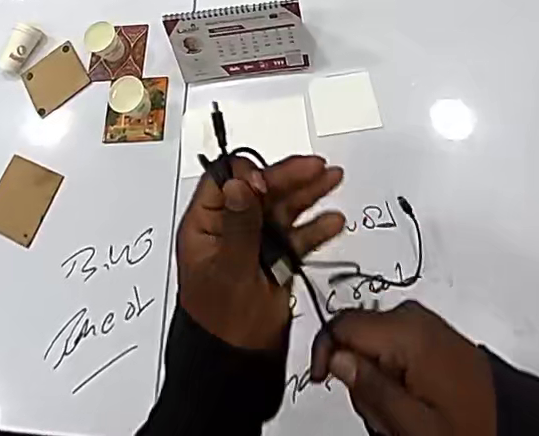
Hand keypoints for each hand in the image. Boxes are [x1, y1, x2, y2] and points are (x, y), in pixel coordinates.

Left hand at [176, 154, 344, 351]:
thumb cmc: (219, 325)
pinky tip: (331, 220)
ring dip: (308, 193)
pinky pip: (296, 236)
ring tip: (331, 178)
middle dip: (289, 176)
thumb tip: (240, 184)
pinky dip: (315, 227)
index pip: (227, 181)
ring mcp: (255, 244)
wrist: (236, 372)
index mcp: (207, 224)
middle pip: (261, 190)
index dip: (250, 175)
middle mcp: (231, 228)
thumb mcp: (229, 270)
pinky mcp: (275, 261)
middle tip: (315, 167)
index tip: (269, 180)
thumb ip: (239, 226)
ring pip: (282, 208)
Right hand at [310, 301, 496, 435]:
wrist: (516, 427)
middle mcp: (412, 315)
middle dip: (360, 376)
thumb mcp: (415, 425)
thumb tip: (335, 356)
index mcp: (407, 329)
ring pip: (371, 341)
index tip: (321, 378)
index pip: (343, 324)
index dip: (325, 351)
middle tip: (384, 416)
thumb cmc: (473, 428)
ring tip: (404, 415)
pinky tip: (410, 401)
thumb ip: (370, 387)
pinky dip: (391, 373)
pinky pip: (390, 344)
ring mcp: (421, 321)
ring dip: (376, 380)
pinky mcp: (428, 331)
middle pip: (356, 334)